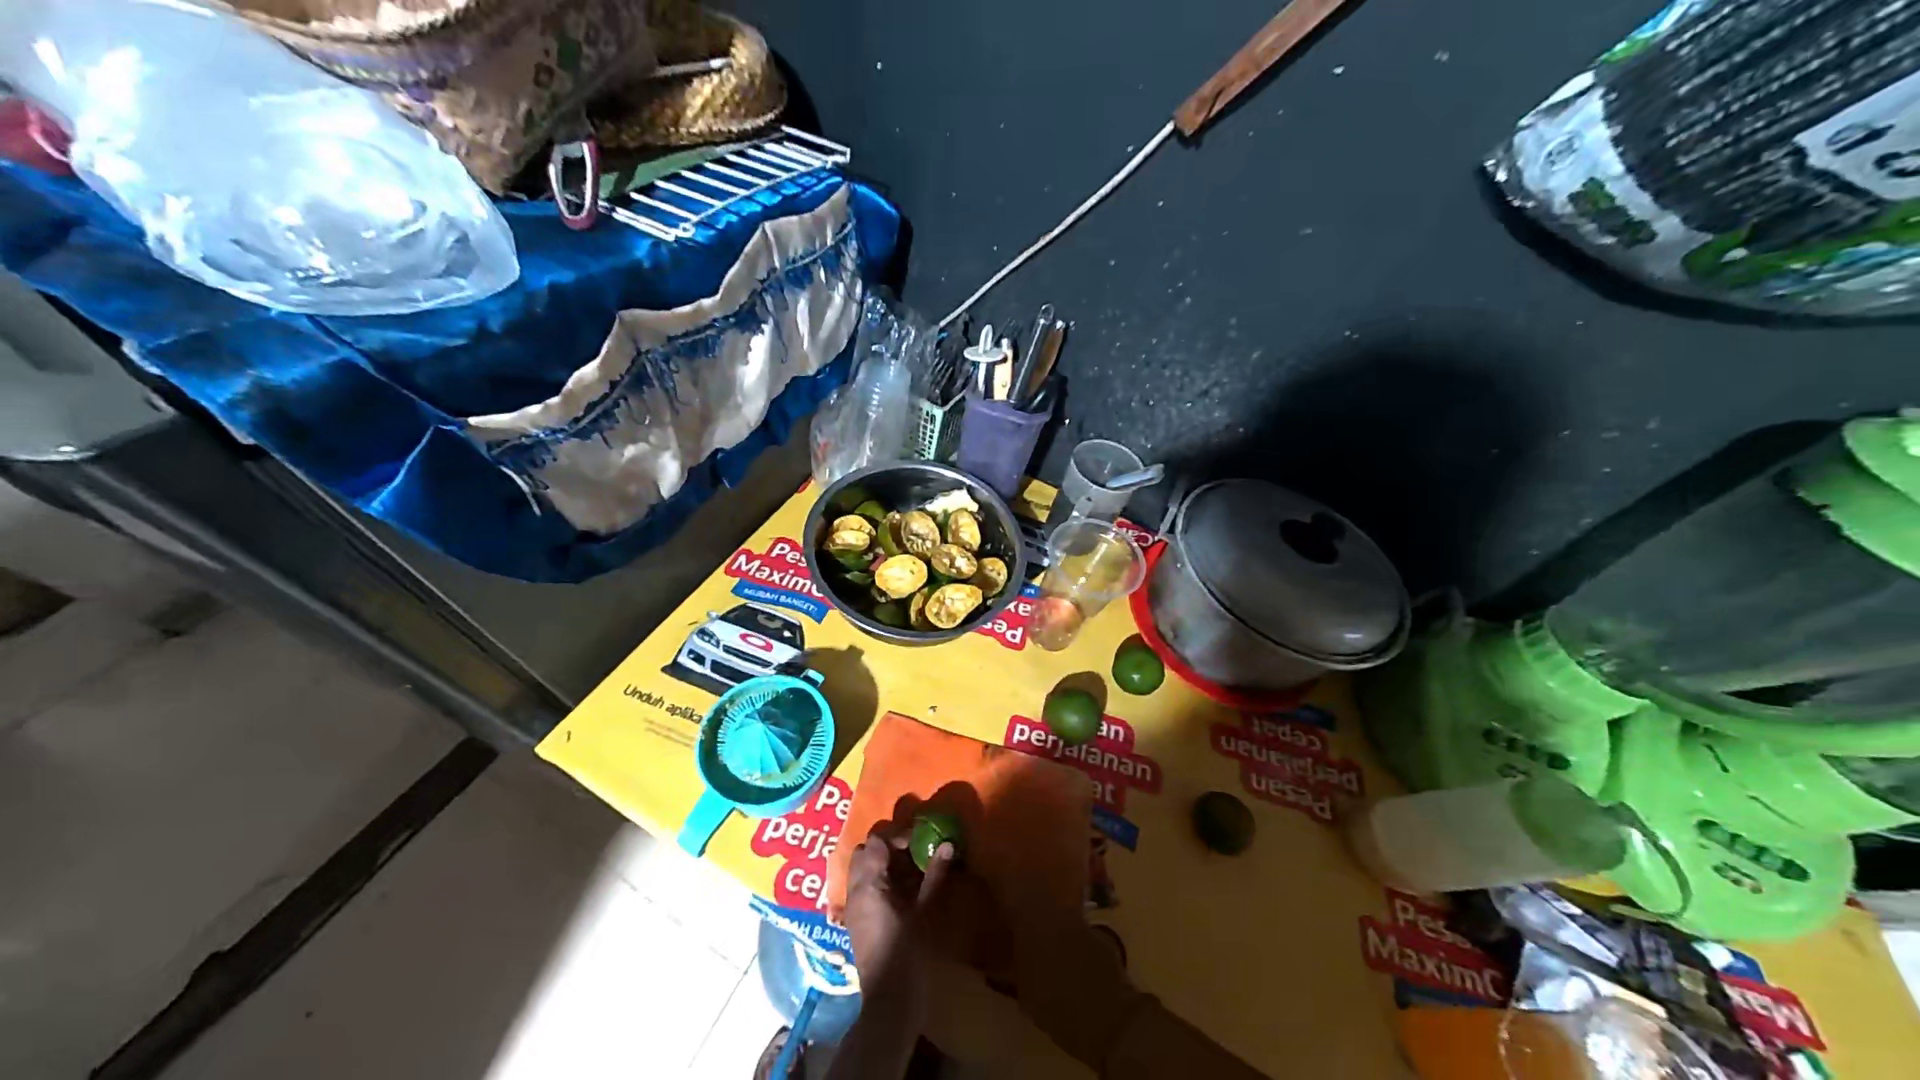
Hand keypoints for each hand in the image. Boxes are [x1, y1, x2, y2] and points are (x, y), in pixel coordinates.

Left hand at [840, 821, 954, 1004]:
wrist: (889, 1000)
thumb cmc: (907, 952)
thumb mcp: (925, 911)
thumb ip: (935, 875)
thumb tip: (949, 844)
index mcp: (867, 884)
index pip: (876, 842)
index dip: (898, 836)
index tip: (921, 840)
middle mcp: (855, 890)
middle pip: (865, 853)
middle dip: (889, 847)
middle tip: (916, 852)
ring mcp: (854, 906)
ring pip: (864, 870)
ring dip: (886, 864)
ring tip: (915, 869)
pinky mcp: (859, 920)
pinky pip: (867, 888)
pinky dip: (883, 881)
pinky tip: (906, 890)